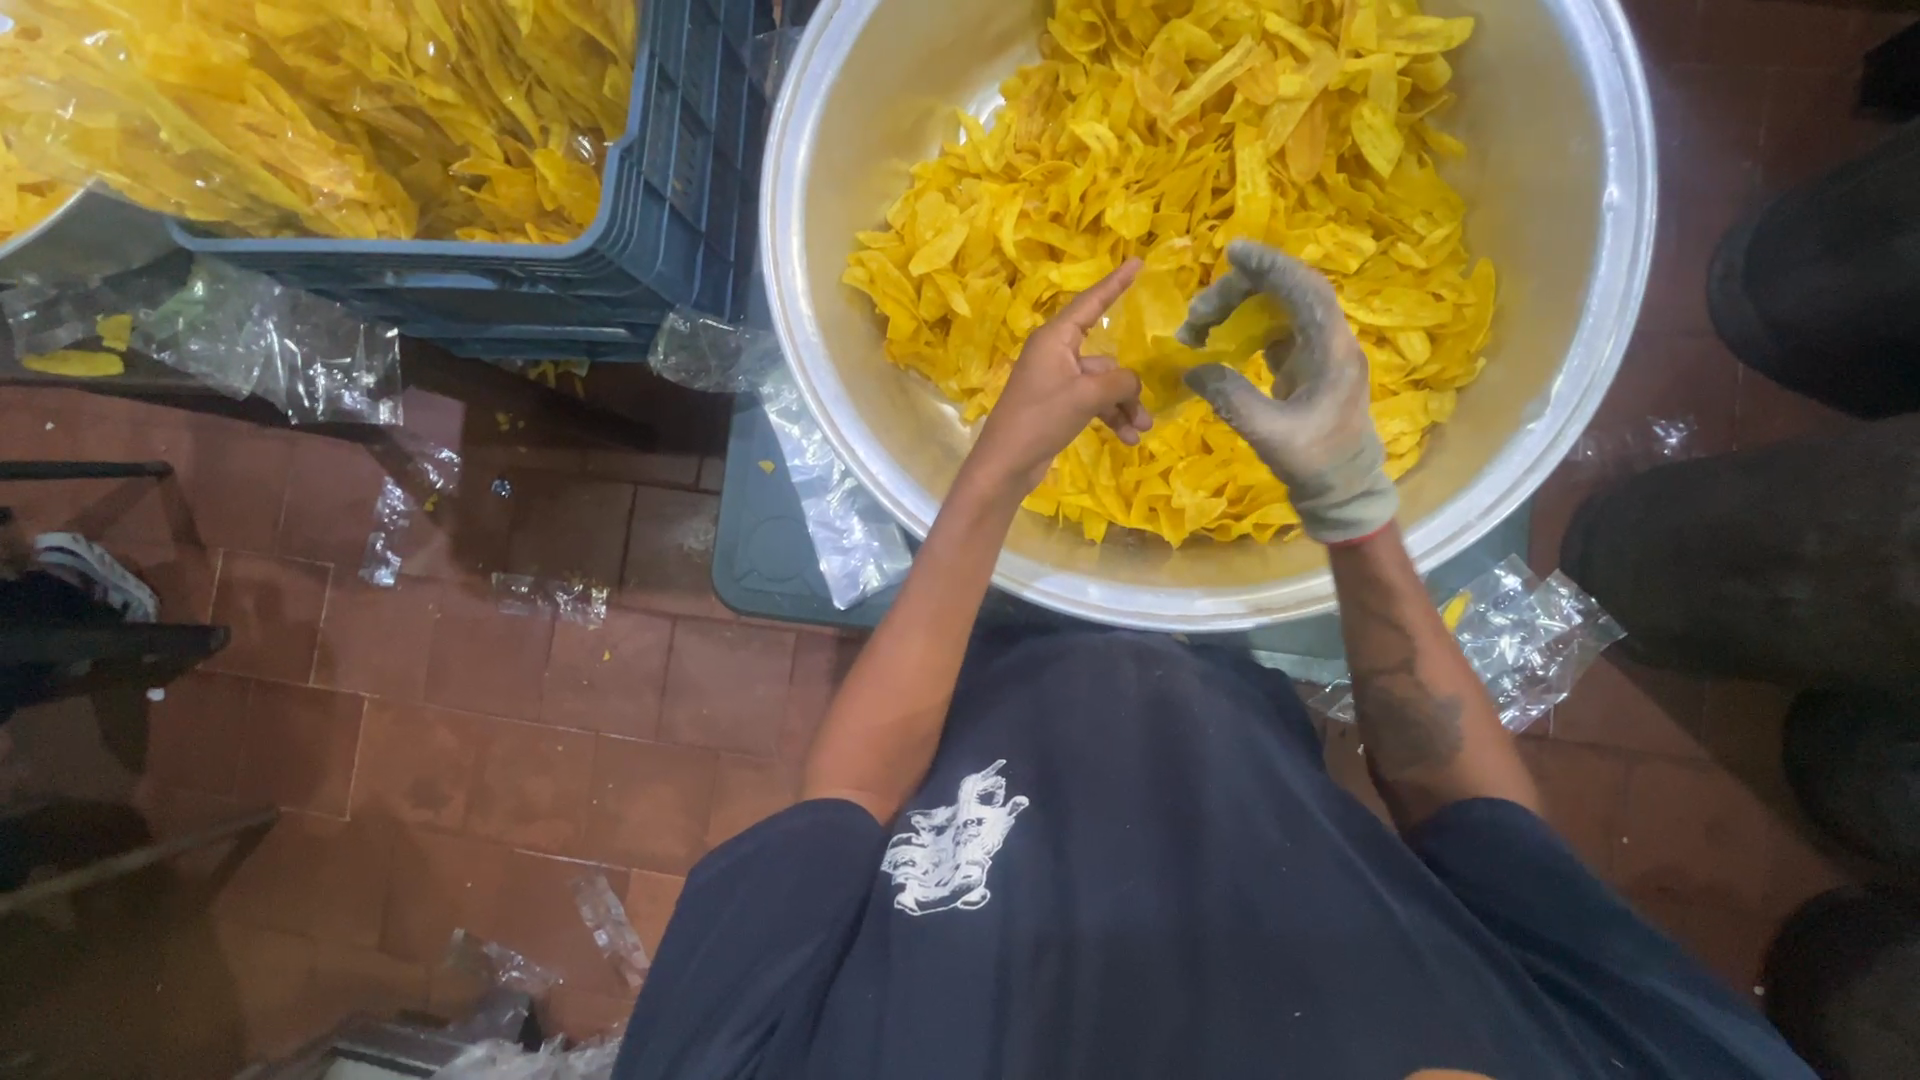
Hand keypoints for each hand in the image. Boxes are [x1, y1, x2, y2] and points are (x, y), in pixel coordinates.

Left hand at [964, 259, 1152, 495]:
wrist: (1006, 463)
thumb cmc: (1041, 419)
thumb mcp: (1087, 396)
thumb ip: (1119, 382)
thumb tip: (1132, 384)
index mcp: (1055, 339)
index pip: (1090, 303)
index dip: (1115, 284)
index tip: (1137, 262)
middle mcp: (1054, 354)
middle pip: (1104, 359)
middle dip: (1127, 386)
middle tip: (1144, 414)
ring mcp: (1055, 381)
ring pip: (1102, 385)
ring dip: (1122, 407)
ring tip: (1140, 431)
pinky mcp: (1056, 406)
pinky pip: (1092, 403)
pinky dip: (1109, 417)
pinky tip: (1127, 439)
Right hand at [1176, 239, 1396, 544]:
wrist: (1343, 489)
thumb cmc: (1314, 462)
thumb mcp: (1268, 433)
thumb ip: (1231, 398)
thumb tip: (1193, 369)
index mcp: (1333, 351)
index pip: (1306, 290)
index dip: (1271, 267)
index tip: (1233, 253)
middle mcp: (1330, 342)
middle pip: (1287, 294)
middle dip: (1240, 294)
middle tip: (1195, 318)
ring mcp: (1319, 353)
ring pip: (1279, 311)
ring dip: (1239, 310)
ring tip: (1199, 329)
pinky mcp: (1307, 367)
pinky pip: (1275, 332)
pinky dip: (1245, 330)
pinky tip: (1218, 342)